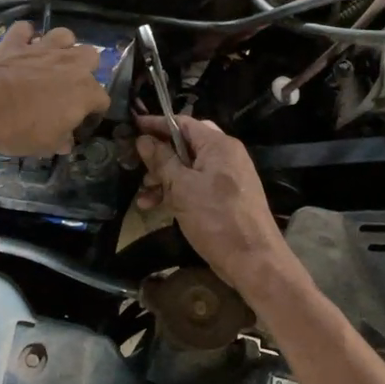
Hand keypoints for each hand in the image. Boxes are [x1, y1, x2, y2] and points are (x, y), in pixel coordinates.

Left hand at [0, 22, 110, 156]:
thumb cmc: (21, 130)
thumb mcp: (46, 145)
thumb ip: (61, 140)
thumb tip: (66, 142)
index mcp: (84, 91)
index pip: (102, 98)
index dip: (95, 109)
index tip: (85, 117)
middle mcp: (70, 64)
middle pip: (91, 57)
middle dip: (85, 68)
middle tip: (69, 84)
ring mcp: (41, 48)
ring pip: (64, 35)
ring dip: (61, 45)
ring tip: (51, 59)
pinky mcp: (14, 41)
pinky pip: (24, 29)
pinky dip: (24, 35)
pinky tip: (20, 45)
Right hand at [136, 116, 292, 289]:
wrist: (253, 260)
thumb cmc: (216, 218)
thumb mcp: (181, 187)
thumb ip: (161, 160)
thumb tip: (144, 139)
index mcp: (218, 145)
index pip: (182, 123)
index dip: (155, 124)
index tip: (131, 127)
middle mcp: (225, 156)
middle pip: (184, 145)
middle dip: (158, 157)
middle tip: (135, 165)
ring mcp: (227, 178)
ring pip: (188, 168)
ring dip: (163, 179)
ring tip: (143, 195)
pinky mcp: (225, 198)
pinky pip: (196, 186)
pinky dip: (177, 192)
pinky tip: (155, 206)